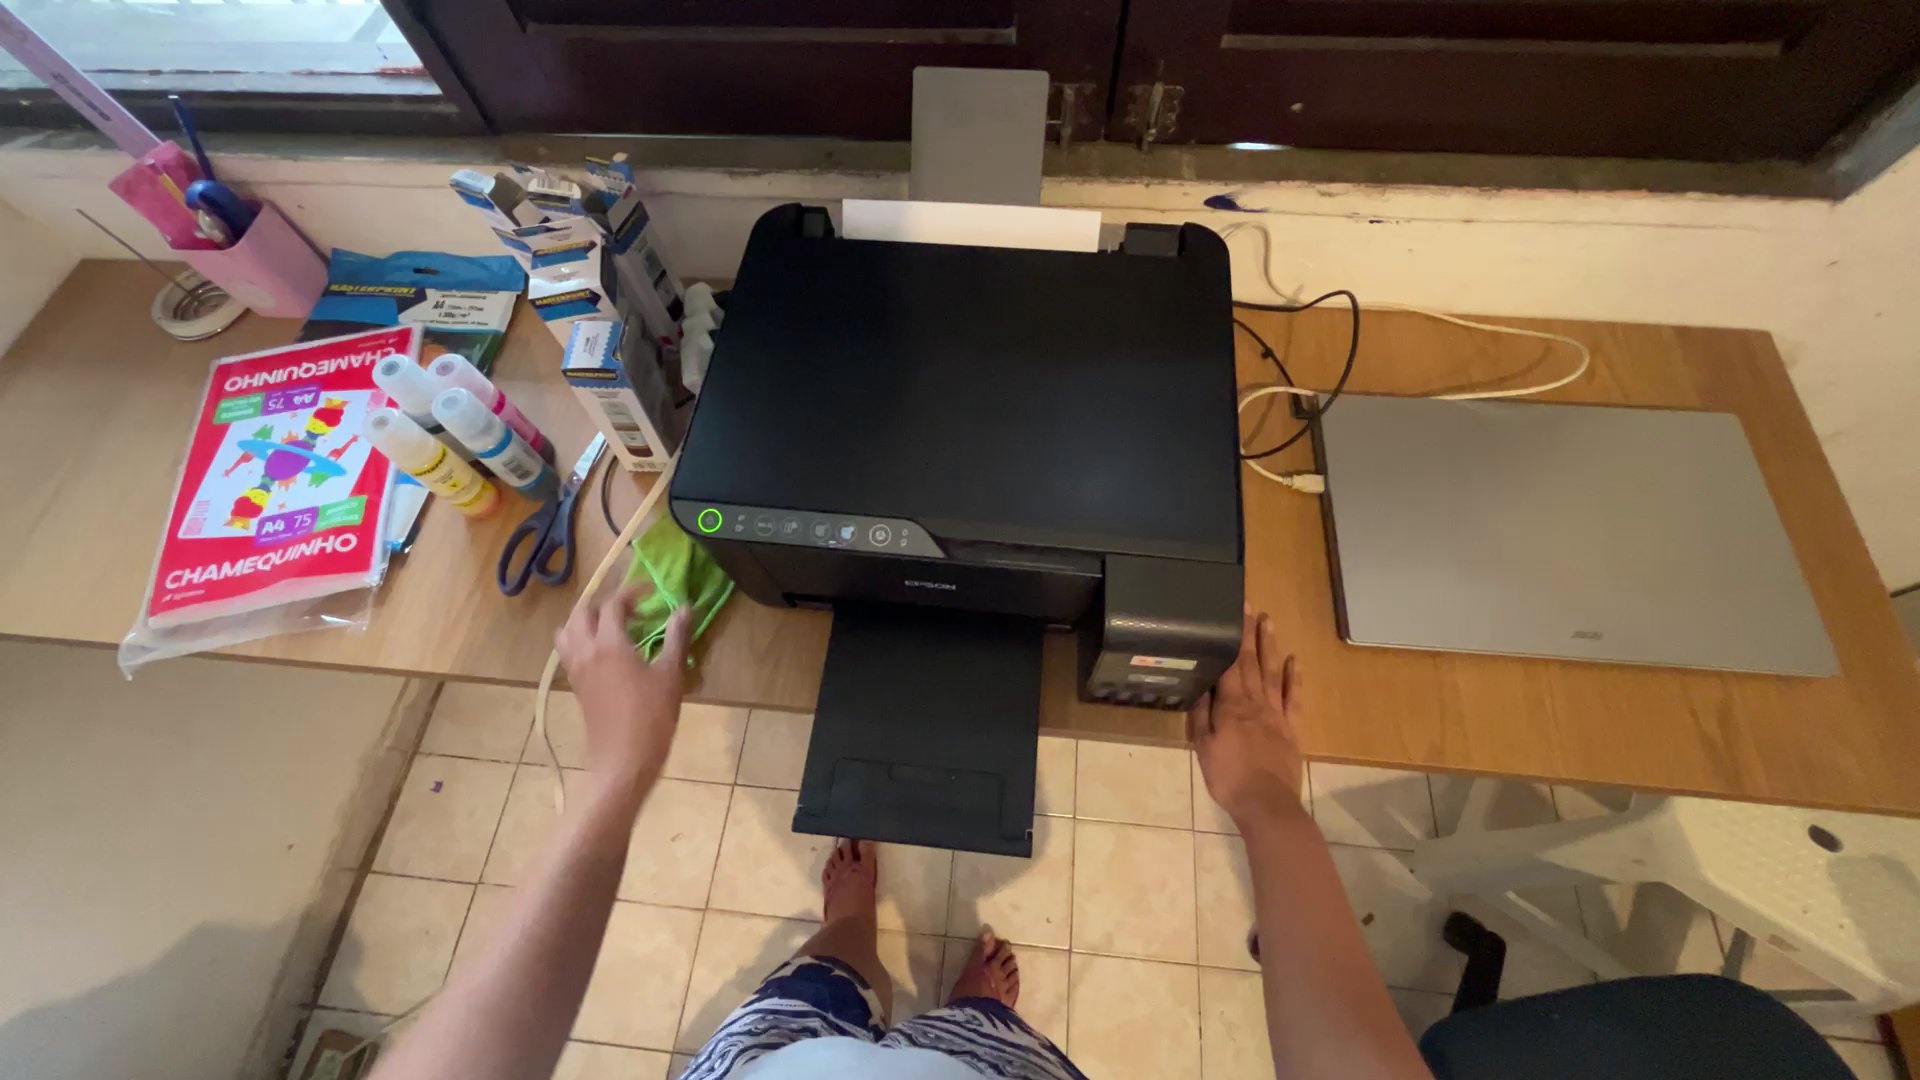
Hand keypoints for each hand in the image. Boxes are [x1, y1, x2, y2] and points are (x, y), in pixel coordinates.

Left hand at [554, 584, 691, 793]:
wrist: (623, 761)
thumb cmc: (652, 716)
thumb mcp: (671, 674)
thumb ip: (676, 637)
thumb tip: (684, 608)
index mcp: (609, 644)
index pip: (612, 605)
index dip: (631, 592)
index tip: (651, 591)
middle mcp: (586, 651)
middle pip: (582, 612)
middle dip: (604, 602)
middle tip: (631, 606)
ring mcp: (576, 670)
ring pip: (568, 631)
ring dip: (587, 619)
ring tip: (613, 624)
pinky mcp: (576, 686)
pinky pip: (569, 650)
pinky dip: (582, 639)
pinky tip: (607, 651)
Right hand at [1191, 608, 1305, 828]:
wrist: (1266, 804)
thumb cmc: (1228, 776)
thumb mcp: (1203, 746)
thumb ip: (1201, 714)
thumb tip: (1200, 684)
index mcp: (1231, 705)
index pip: (1231, 664)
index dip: (1232, 637)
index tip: (1234, 613)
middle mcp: (1256, 703)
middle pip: (1252, 663)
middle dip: (1250, 633)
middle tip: (1251, 607)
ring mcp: (1276, 715)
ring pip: (1273, 674)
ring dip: (1270, 646)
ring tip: (1269, 622)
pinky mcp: (1291, 729)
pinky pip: (1293, 699)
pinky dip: (1294, 678)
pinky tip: (1294, 661)